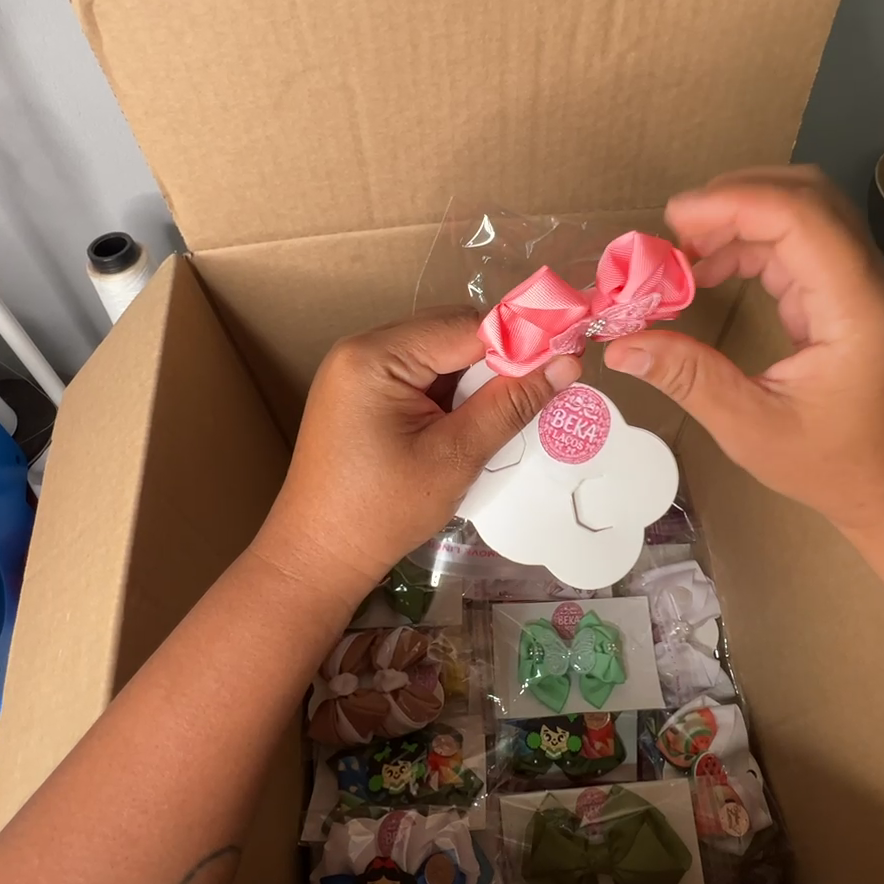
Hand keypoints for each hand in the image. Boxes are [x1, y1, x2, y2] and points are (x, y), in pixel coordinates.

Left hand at [269, 309, 581, 580]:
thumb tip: (567, 363)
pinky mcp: (360, 393)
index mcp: (376, 355)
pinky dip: (450, 395)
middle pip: (450, 334)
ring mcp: (357, 370)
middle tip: (534, 397)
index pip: (465, 326)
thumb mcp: (456, 456)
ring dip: (474, 382)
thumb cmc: (383, 511)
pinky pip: (419, 376)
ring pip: (439, 355)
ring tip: (500, 418)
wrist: (317, 557)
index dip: (519, 342)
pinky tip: (467, 427)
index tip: (564, 360)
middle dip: (495, 363)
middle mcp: (362, 349)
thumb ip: (511, 404)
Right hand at [603, 166, 883, 532]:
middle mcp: (867, 283)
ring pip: (805, 215)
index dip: (734, 203)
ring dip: (742, 220)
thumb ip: (687, 379)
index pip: (801, 218)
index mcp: (855, 310)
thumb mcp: (750, 429)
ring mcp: (861, 286)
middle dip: (736, 198)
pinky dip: (752, 246)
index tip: (673, 218)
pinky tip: (713, 272)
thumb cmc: (834, 466)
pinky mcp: (848, 297)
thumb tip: (621, 347)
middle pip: (809, 197)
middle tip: (675, 227)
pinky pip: (801, 247)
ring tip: (685, 251)